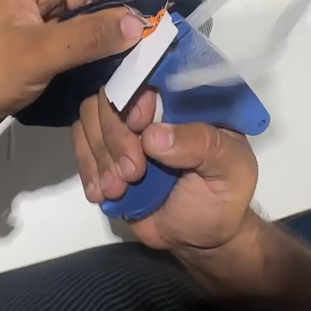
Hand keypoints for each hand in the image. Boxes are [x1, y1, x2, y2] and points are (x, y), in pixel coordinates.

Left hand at [0, 0, 146, 152]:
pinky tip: (105, 72)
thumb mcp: (36, 54)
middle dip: (114, 15)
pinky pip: (72, 39)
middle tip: (138, 50)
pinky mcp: (34, 44)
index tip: (136, 25)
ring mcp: (34, 18)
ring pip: (84, 17)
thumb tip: (138, 22)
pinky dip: (89, 52)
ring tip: (126, 64)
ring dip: (103, 37)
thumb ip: (88, 37)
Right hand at [72, 88, 257, 254]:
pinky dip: (87, 167)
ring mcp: (124, 127)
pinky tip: (101, 192)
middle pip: (113, 93)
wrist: (199, 237)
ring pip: (90, 115)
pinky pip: (80, 143)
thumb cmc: (221, 196)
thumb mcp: (230, 170)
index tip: (138, 124)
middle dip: (115, 135)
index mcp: (184, 99)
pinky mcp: (105, 150)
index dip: (137, 92)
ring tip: (117, 189)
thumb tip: (154, 135)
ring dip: (99, 154)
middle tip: (133, 172)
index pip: (152, 73)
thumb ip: (202, 146)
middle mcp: (151, 104)